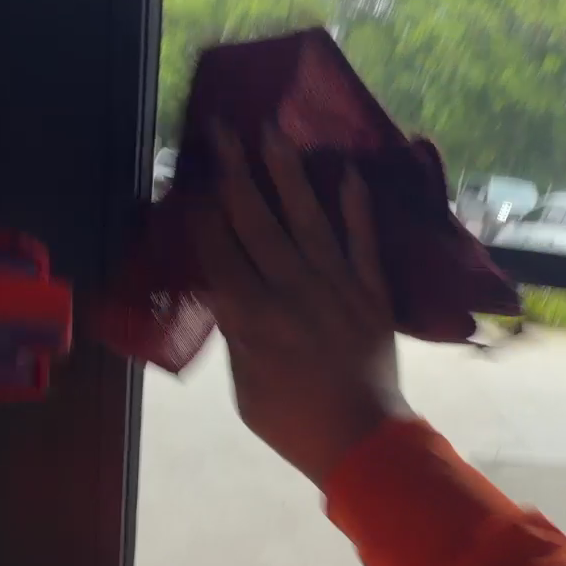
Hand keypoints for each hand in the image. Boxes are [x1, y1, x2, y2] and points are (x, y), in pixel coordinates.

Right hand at [192, 123, 411, 483]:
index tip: (193, 177)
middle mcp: (290, 291)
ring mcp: (336, 287)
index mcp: (252, 318)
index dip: (202, 211)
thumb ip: (235, 335)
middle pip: (256, 222)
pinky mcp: (372, 292)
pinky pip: (363, 242)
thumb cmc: (292, 422)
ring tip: (274, 130)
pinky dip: (356, 208)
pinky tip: (347, 172)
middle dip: (235, 172)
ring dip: (288, 173)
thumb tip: (224, 293)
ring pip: (308, 220)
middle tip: (222, 127)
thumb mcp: (244, 388)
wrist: (361, 439)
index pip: (219, 251)